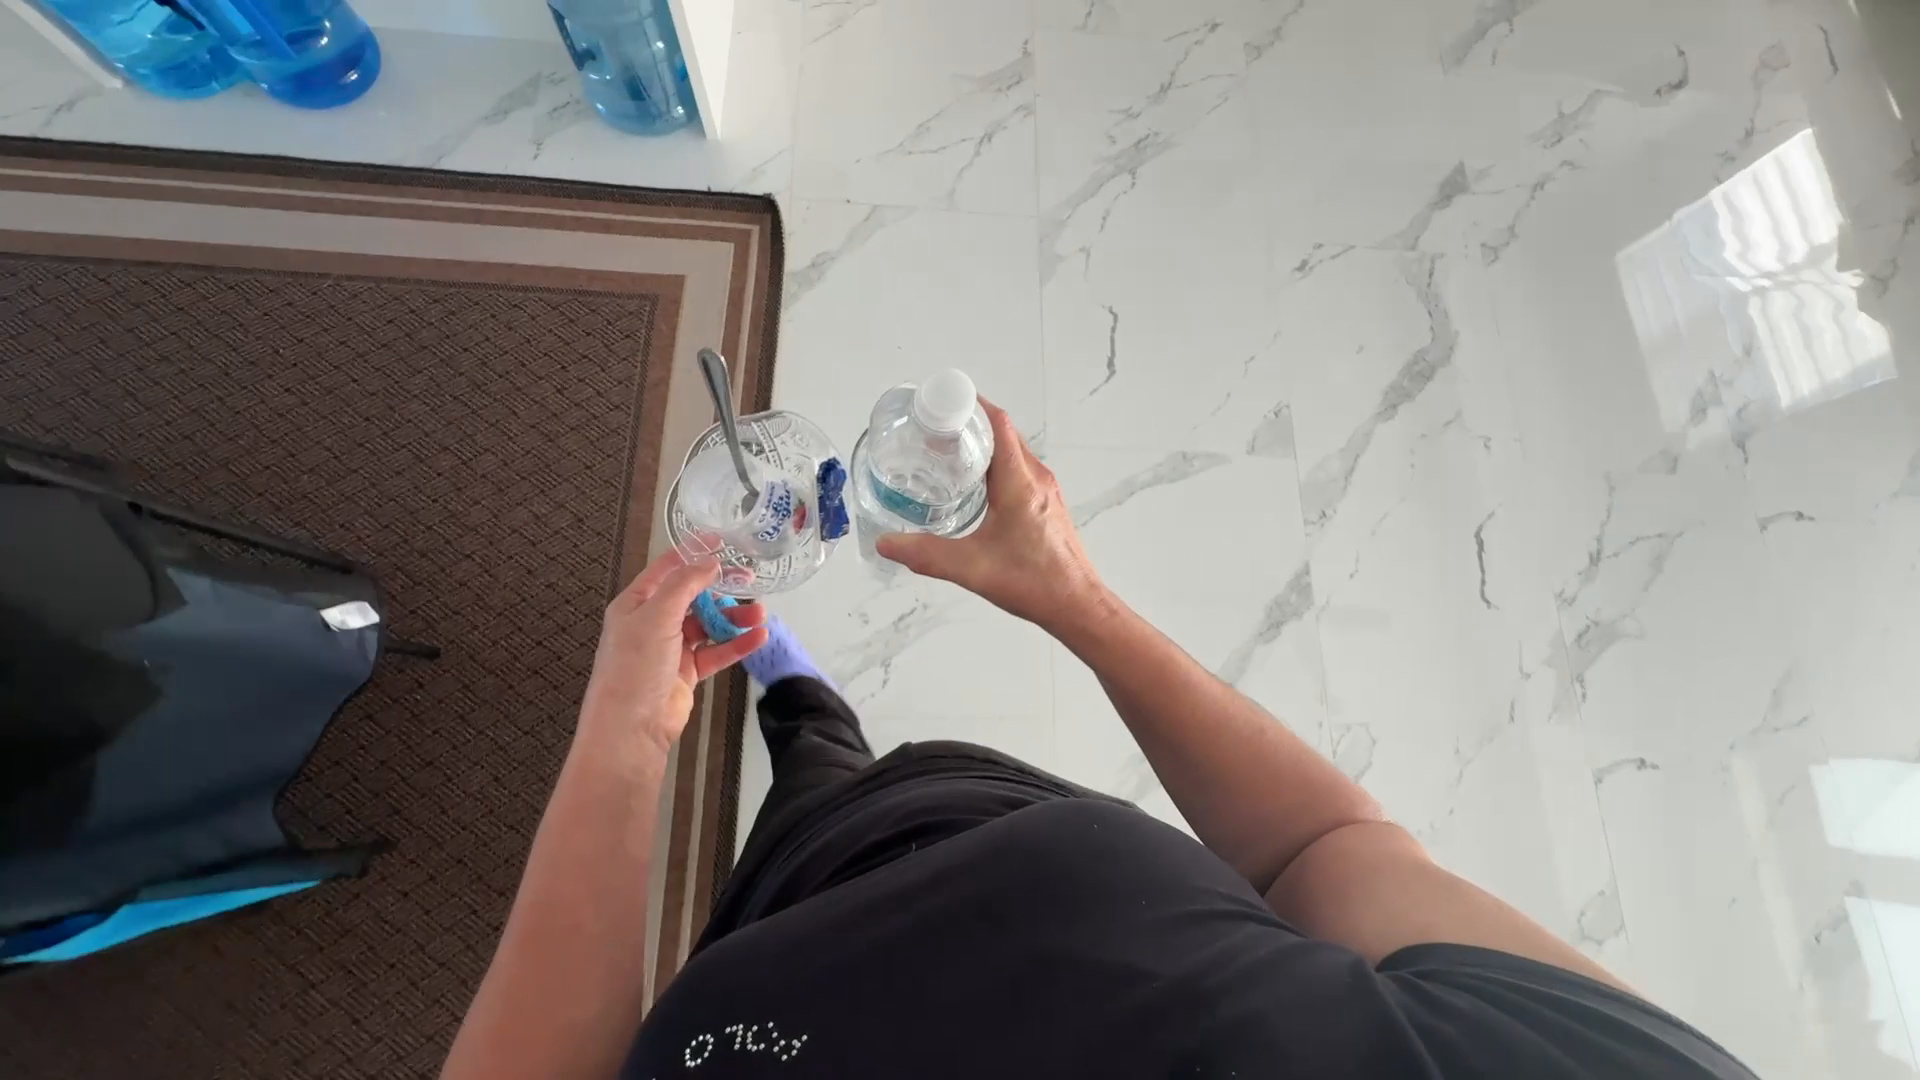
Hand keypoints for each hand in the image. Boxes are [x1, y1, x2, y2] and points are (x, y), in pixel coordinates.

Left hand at [578, 551, 768, 751]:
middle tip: (751, 580)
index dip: (693, 553)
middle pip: (693, 596)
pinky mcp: (688, 671)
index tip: (722, 541)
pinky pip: (717, 651)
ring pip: (709, 624)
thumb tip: (709, 562)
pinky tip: (758, 637)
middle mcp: (653, 622)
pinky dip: (737, 644)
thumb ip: (685, 585)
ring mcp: (671, 647)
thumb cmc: (636, 666)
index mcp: (637, 604)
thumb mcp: (657, 616)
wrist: (631, 727)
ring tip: (760, 614)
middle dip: (722, 588)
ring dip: (734, 618)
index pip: (667, 569)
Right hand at [877, 399, 1111, 632]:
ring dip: (983, 445)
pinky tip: (972, 484)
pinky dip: (995, 464)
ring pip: (1012, 451)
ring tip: (946, 453)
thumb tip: (887, 544)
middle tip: (931, 429)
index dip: (969, 405)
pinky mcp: (1046, 504)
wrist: (1076, 604)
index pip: (997, 423)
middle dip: (968, 423)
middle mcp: (1036, 478)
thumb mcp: (971, 568)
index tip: (938, 403)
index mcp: (1020, 482)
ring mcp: (1045, 490)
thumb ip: (926, 555)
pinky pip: (1019, 469)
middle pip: (1003, 432)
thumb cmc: (1035, 582)